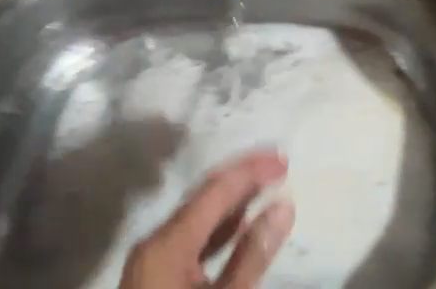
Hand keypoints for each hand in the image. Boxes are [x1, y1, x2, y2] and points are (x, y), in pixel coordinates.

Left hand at [120, 151, 295, 288]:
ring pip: (196, 215)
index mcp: (169, 242)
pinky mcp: (153, 278)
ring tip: (267, 186)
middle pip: (203, 196)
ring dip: (232, 200)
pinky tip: (240, 225)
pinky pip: (190, 237)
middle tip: (280, 164)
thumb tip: (283, 206)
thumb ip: (252, 254)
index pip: (216, 189)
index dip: (251, 169)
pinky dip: (218, 227)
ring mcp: (151, 260)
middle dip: (242, 177)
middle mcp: (155, 242)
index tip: (284, 158)